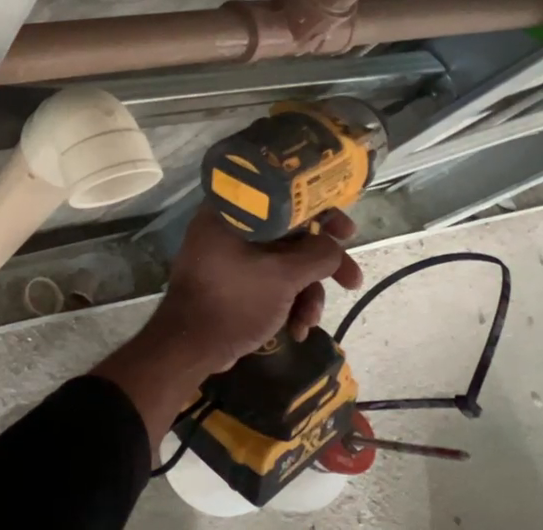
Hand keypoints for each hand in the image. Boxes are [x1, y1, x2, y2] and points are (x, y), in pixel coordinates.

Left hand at [90, 204, 362, 440]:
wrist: (191, 344)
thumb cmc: (235, 300)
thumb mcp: (283, 276)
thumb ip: (316, 255)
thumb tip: (333, 244)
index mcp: (233, 212)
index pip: (283, 198)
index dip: (320, 213)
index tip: (346, 232)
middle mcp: (229, 227)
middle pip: (289, 235)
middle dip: (321, 264)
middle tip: (351, 281)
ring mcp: (229, 256)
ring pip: (283, 263)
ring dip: (305, 292)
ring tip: (309, 322)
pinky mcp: (232, 281)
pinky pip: (269, 281)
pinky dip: (286, 302)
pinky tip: (296, 330)